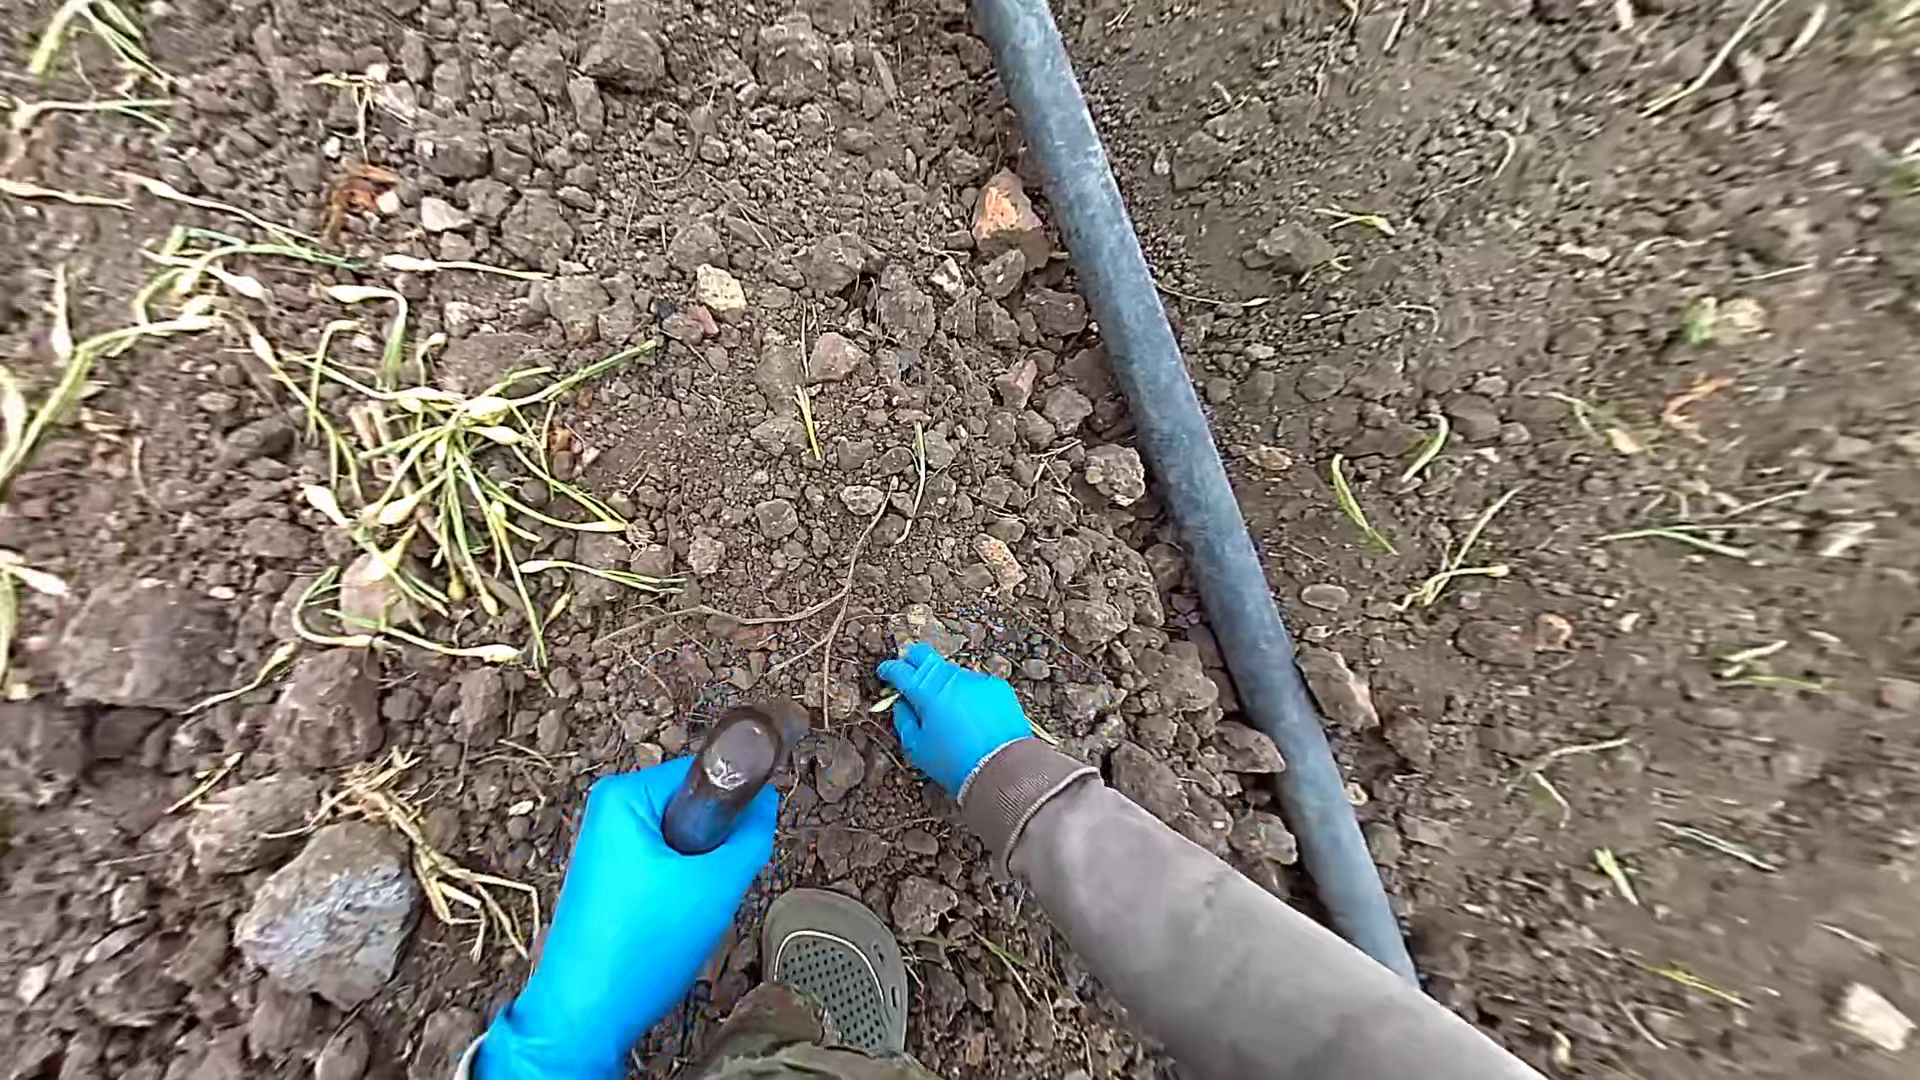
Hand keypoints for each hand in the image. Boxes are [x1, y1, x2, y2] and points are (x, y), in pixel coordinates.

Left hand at [475, 758, 776, 1079]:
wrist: (583, 1023)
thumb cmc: (641, 949)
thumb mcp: (720, 883)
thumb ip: (754, 833)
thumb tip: (766, 801)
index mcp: (625, 795)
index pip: (704, 772)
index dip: (732, 804)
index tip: (739, 838)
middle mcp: (609, 807)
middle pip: (693, 801)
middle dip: (714, 837)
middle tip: (712, 876)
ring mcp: (605, 838)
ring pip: (682, 829)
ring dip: (699, 859)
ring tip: (691, 896)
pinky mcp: (608, 866)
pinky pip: (664, 850)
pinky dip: (680, 874)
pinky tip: (676, 907)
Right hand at [877, 644, 1032, 796]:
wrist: (1001, 768)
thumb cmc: (955, 763)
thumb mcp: (917, 747)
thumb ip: (903, 719)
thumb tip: (902, 703)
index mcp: (926, 691)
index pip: (901, 670)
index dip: (890, 669)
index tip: (886, 672)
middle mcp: (950, 678)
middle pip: (924, 655)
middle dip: (912, 661)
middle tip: (909, 674)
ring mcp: (975, 679)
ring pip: (951, 672)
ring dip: (943, 683)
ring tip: (946, 710)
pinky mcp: (996, 686)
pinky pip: (975, 684)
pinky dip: (968, 694)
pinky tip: (972, 716)